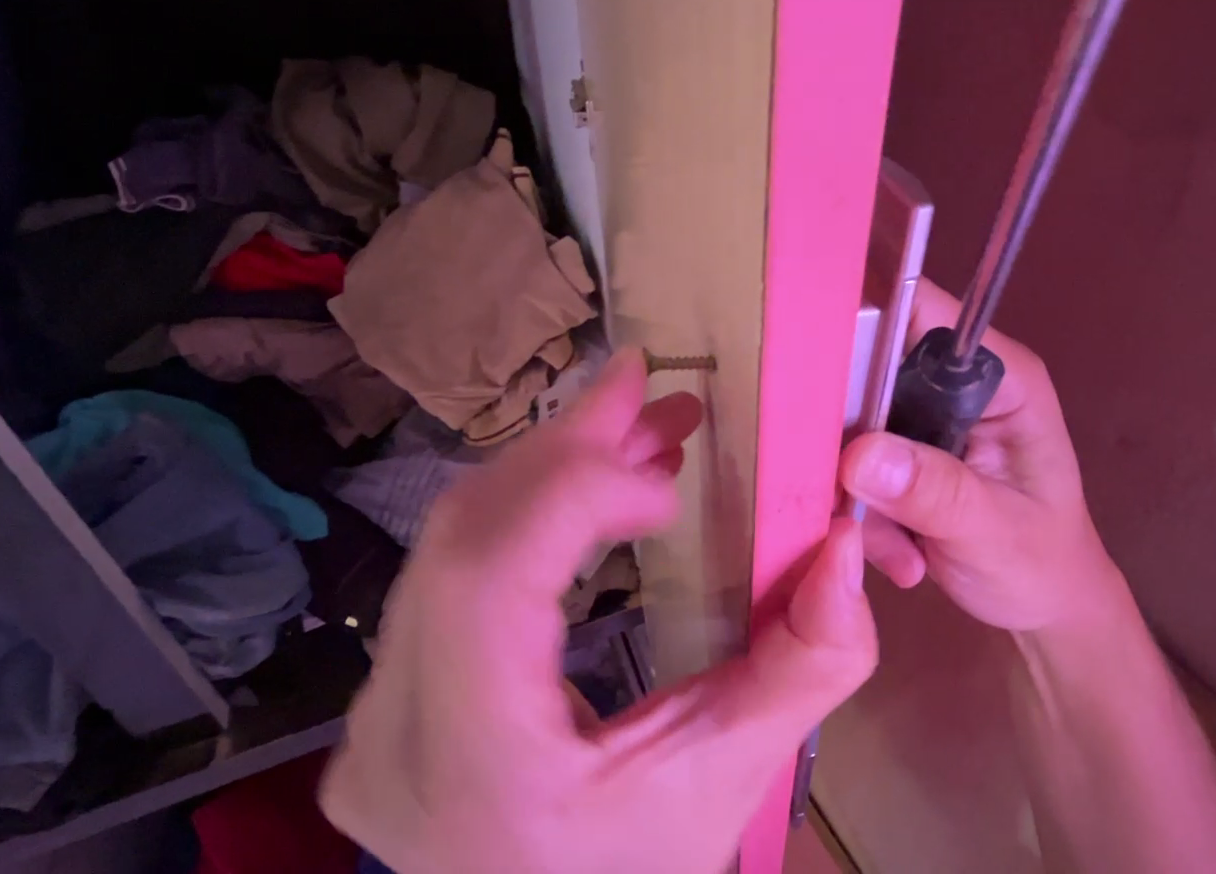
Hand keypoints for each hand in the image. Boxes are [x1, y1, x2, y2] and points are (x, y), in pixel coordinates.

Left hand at [320, 349, 876, 872]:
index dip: (572, 497)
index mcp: (477, 773)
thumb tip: (845, 544)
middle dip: (566, 450)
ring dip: (550, 469)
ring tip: (638, 431)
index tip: (668, 483)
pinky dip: (526, 510)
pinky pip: (449, 567)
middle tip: (648, 389)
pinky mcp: (380, 692)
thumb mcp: (733, 776)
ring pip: (452, 539)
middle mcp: (393, 736)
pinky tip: (592, 489)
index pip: (488, 587)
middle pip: (464, 541)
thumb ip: (805, 665)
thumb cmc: (642, 865)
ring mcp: (370, 714)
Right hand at [840, 281, 1124, 631]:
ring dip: (855, 487)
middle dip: (849, 437)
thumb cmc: (1042, 565)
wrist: (1045, 610)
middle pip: (867, 369)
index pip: (917, 312)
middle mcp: (954, 383)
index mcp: (996, 376)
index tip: (810, 377)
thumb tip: (858, 454)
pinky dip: (860, 507)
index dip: (860, 325)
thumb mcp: (994, 532)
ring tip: (897, 549)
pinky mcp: (901, 451)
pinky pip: (852, 460)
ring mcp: (924, 417)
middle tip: (851, 500)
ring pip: (851, 422)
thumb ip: (933, 490)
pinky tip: (897, 552)